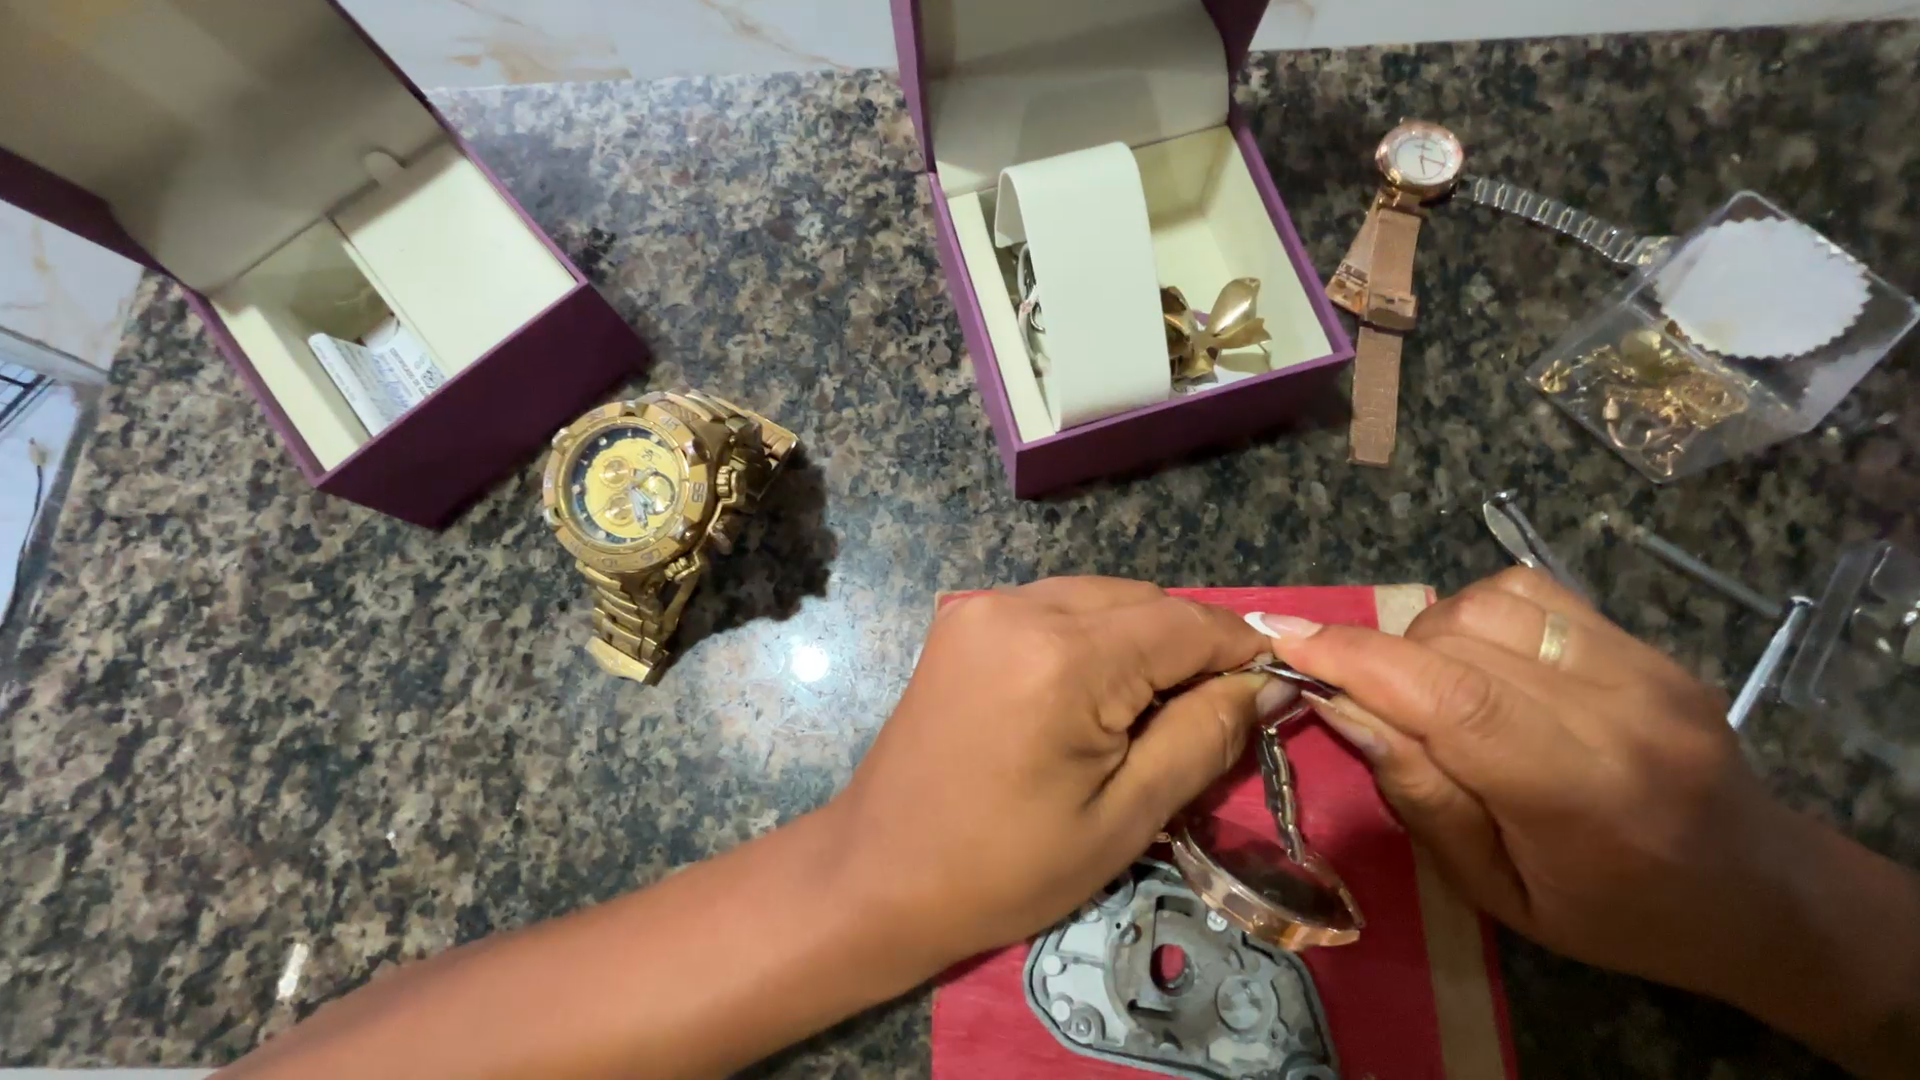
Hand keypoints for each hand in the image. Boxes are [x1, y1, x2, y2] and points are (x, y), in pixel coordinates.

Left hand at [827, 578, 1298, 972]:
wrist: (879, 871)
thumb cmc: (1005, 867)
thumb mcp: (1126, 817)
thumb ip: (1204, 736)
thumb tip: (1266, 682)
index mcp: (1065, 657)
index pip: (1186, 623)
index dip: (1239, 648)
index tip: (1274, 683)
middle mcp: (1020, 607)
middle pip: (1142, 600)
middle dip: (1188, 646)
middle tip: (1205, 713)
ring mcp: (982, 606)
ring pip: (1098, 596)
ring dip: (1139, 637)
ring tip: (1146, 708)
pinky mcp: (961, 619)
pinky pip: (1052, 605)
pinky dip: (1089, 634)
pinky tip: (1089, 690)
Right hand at [1249, 568, 1919, 1076]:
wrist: (1762, 895)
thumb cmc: (1615, 915)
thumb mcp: (1496, 891)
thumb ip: (1421, 796)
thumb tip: (1344, 708)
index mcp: (1582, 791)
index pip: (1448, 695)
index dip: (1353, 657)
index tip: (1281, 640)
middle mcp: (1619, 709)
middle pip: (1455, 640)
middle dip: (1382, 658)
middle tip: (1368, 703)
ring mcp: (1642, 664)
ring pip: (1484, 601)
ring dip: (1428, 635)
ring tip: (1431, 687)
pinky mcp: (1644, 641)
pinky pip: (1526, 591)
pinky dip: (1474, 614)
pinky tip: (1479, 659)